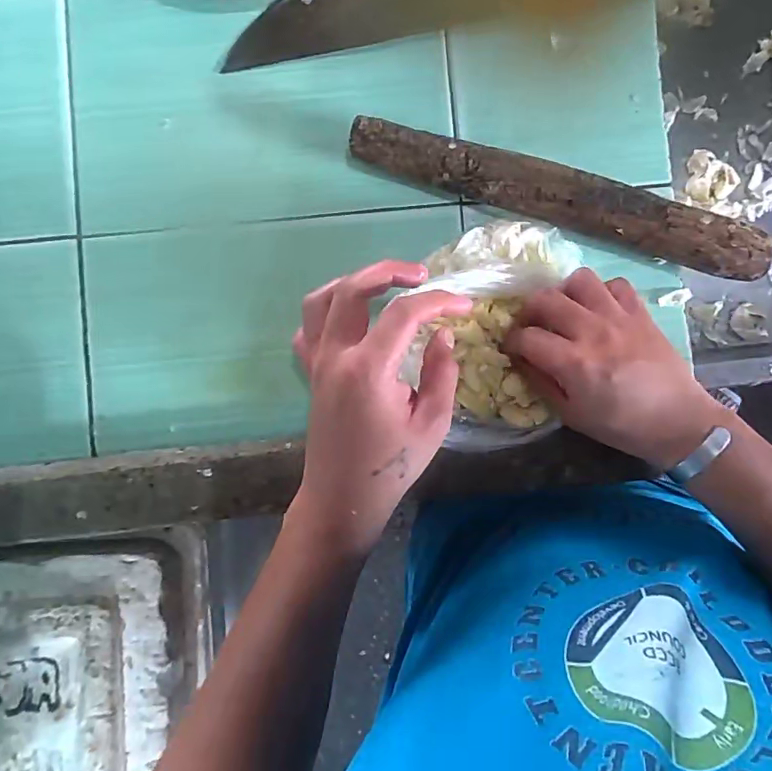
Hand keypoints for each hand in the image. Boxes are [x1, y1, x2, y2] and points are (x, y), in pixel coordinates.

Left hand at [290, 261, 472, 556]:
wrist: (341, 499)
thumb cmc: (390, 467)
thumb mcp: (432, 424)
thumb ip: (442, 373)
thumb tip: (441, 334)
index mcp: (368, 369)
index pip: (403, 314)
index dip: (437, 301)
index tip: (463, 305)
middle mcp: (335, 356)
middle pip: (352, 290)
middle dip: (387, 272)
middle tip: (420, 275)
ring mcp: (317, 362)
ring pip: (320, 301)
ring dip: (352, 283)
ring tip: (383, 286)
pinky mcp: (310, 372)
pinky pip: (308, 329)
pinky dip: (327, 313)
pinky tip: (353, 320)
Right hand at [503, 268, 728, 467]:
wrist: (680, 423)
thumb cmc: (622, 425)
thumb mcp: (571, 415)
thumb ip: (540, 383)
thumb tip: (520, 359)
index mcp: (573, 362)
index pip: (526, 336)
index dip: (511, 341)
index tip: (512, 348)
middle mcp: (593, 332)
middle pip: (545, 299)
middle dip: (528, 311)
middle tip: (531, 326)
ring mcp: (619, 318)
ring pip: (579, 280)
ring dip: (564, 292)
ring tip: (565, 310)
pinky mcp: (640, 313)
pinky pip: (615, 284)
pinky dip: (602, 292)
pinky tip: (599, 310)